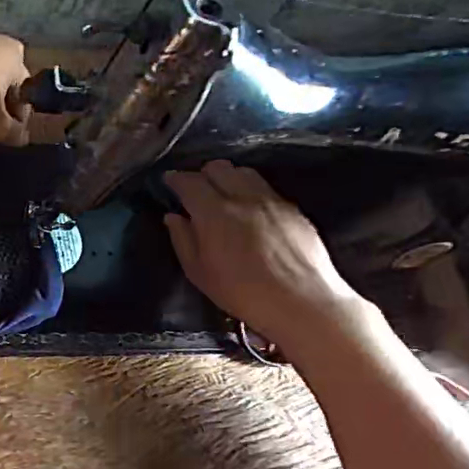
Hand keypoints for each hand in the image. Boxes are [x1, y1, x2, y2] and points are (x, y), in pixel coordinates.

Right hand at [162, 161, 375, 355]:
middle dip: (202, 174)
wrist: (300, 301)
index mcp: (215, 213)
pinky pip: (265, 187)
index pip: (190, 182)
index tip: (168, 181)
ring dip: (227, 177)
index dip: (175, 178)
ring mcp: (272, 200)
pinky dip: (249, 190)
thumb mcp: (198, 271)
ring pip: (245, 172)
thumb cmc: (240, 291)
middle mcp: (244, 198)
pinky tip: (247, 210)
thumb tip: (173, 217)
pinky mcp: (293, 209)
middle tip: (194, 190)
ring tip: (221, 195)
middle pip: (219, 167)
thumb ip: (182, 239)